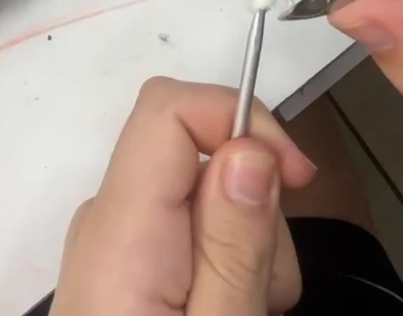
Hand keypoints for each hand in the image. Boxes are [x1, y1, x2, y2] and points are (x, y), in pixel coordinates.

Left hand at [52, 78, 317, 314]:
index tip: (296, 175)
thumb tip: (248, 146)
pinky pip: (184, 227)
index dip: (238, 115)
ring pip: (199, 189)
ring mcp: (111, 240)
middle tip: (269, 286)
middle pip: (193, 150)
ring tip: (250, 307)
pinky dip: (224, 257)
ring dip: (245, 237)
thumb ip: (232, 245)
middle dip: (253, 199)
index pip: (166, 106)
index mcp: (119, 226)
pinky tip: (227, 304)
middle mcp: (106, 217)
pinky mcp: (123, 263)